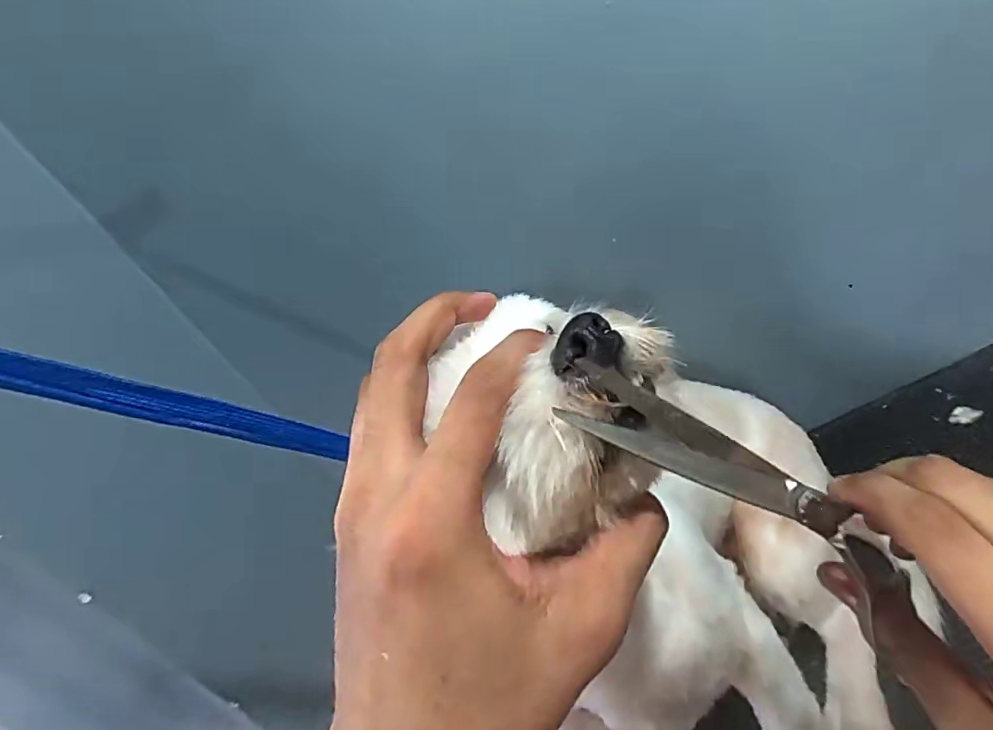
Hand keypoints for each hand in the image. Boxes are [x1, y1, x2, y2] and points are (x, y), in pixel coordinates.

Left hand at [332, 292, 668, 729]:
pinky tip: (446, 401)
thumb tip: (645, 493)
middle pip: (388, 374)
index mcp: (429, 519)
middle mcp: (375, 500)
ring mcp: (350, 512)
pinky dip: (404, 391)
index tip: (545, 337)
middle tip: (485, 303)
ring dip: (414, 351)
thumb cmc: (491, 699)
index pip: (470, 402)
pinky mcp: (347, 527)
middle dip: (433, 319)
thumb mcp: (582, 627)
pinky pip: (369, 429)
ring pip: (369, 397)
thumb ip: (628, 547)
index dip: (509, 353)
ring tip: (466, 335)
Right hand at [823, 456, 992, 729]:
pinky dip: (990, 513)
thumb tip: (848, 574)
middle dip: (893, 479)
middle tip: (858, 507)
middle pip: (958, 483)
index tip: (832, 497)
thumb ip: (917, 657)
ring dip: (936, 493)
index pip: (938, 532)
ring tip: (911, 528)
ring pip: (992, 484)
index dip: (872, 496)